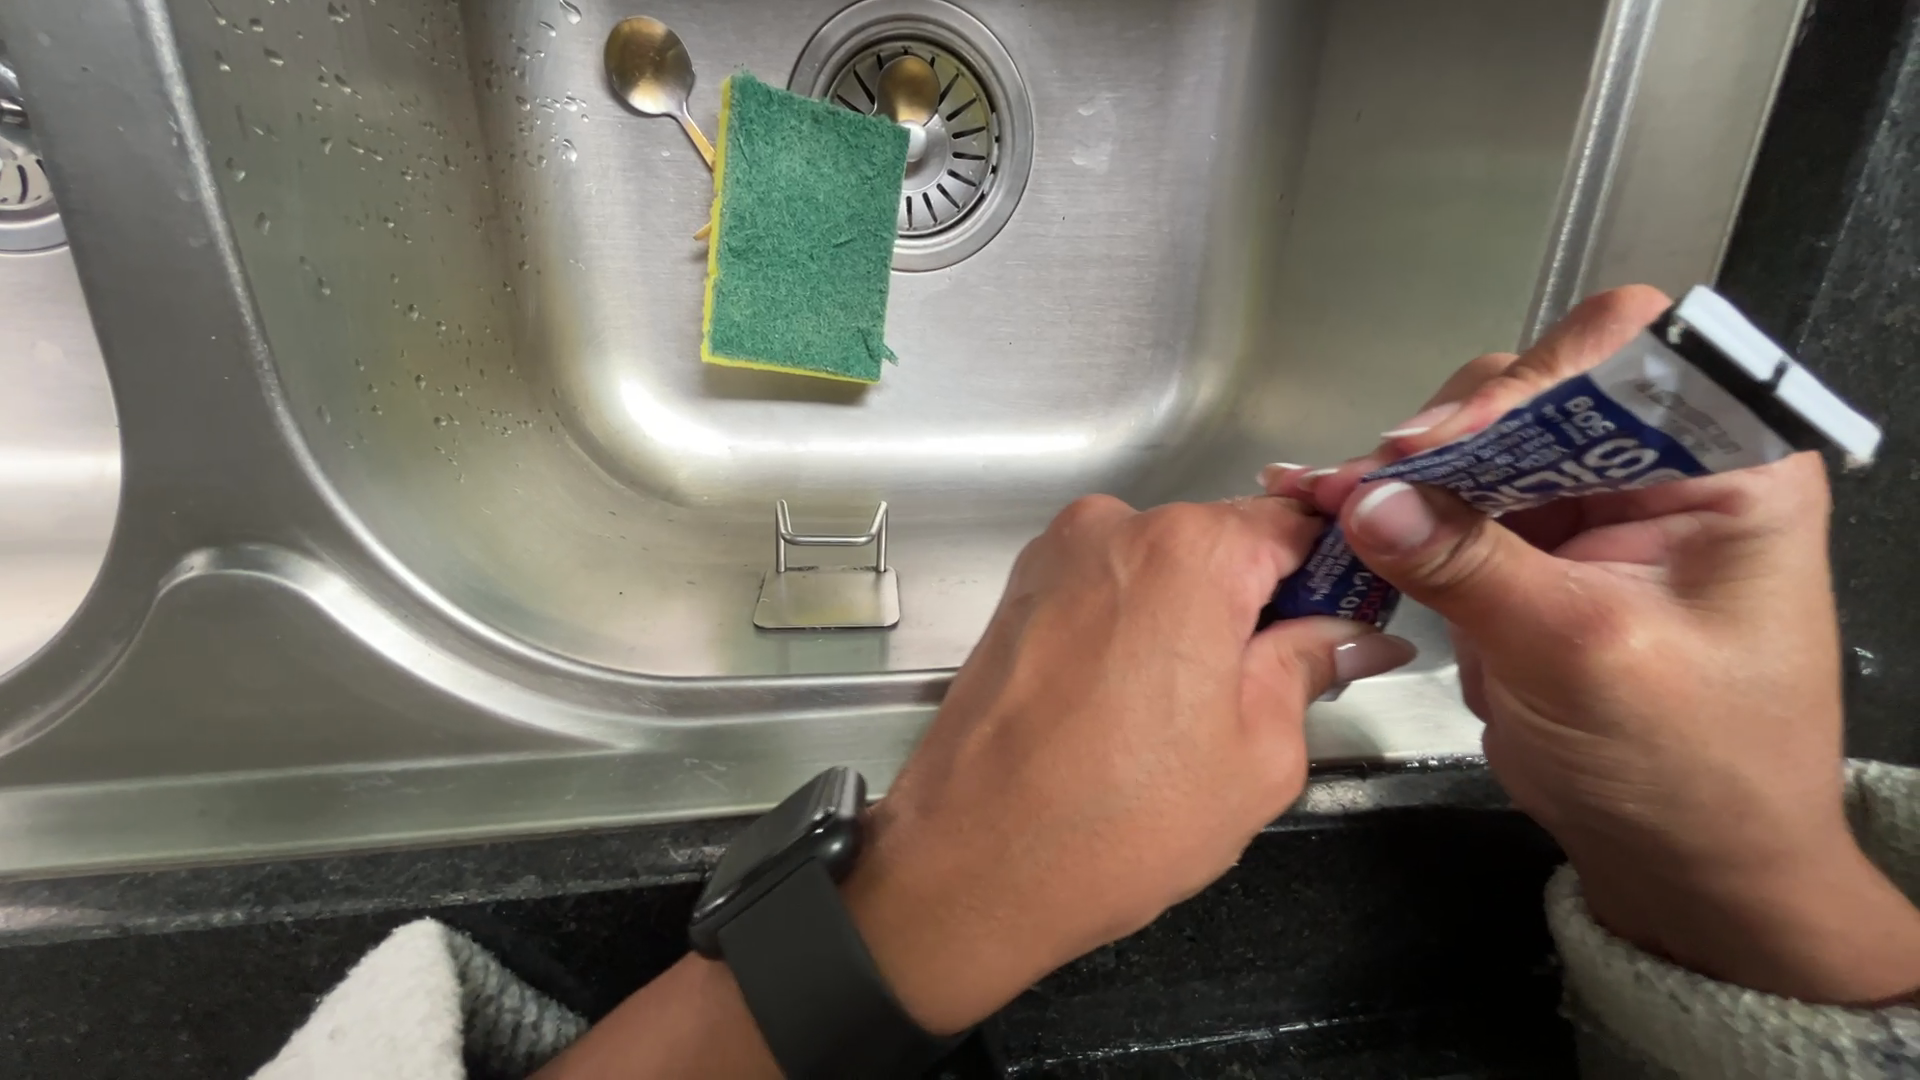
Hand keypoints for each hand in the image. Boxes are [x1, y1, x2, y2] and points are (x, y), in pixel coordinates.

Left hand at [843, 495, 1416, 1032]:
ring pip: (1157, 564)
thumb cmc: (1125, 816)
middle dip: (1254, 599)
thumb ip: (1309, 666)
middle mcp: (1112, 525)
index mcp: (1188, 548)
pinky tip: (1127, 692)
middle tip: (1266, 681)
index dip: (1329, 574)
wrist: (971, 858)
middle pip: (1219, 541)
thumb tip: (1357, 632)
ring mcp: (1053, 553)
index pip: (1294, 525)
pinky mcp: (1017, 589)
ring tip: (1183, 702)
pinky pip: (1103, 585)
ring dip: (1189, 613)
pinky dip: (1132, 619)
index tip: (1340, 625)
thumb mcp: (1257, 752)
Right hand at [1264, 286, 1919, 1004]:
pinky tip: (1323, 506)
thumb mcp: (1576, 653)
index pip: (1620, 365)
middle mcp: (1646, 464)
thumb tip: (1360, 501)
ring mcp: (1572, 502)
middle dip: (1438, 432)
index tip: (1424, 447)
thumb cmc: (1678, 760)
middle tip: (1358, 480)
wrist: (1671, 847)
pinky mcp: (1514, 541)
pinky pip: (1439, 497)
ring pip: (1467, 440)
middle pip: (1528, 390)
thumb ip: (1468, 567)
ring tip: (1323, 497)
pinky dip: (1381, 502)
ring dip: (1393, 467)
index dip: (1521, 387)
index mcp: (1719, 467)